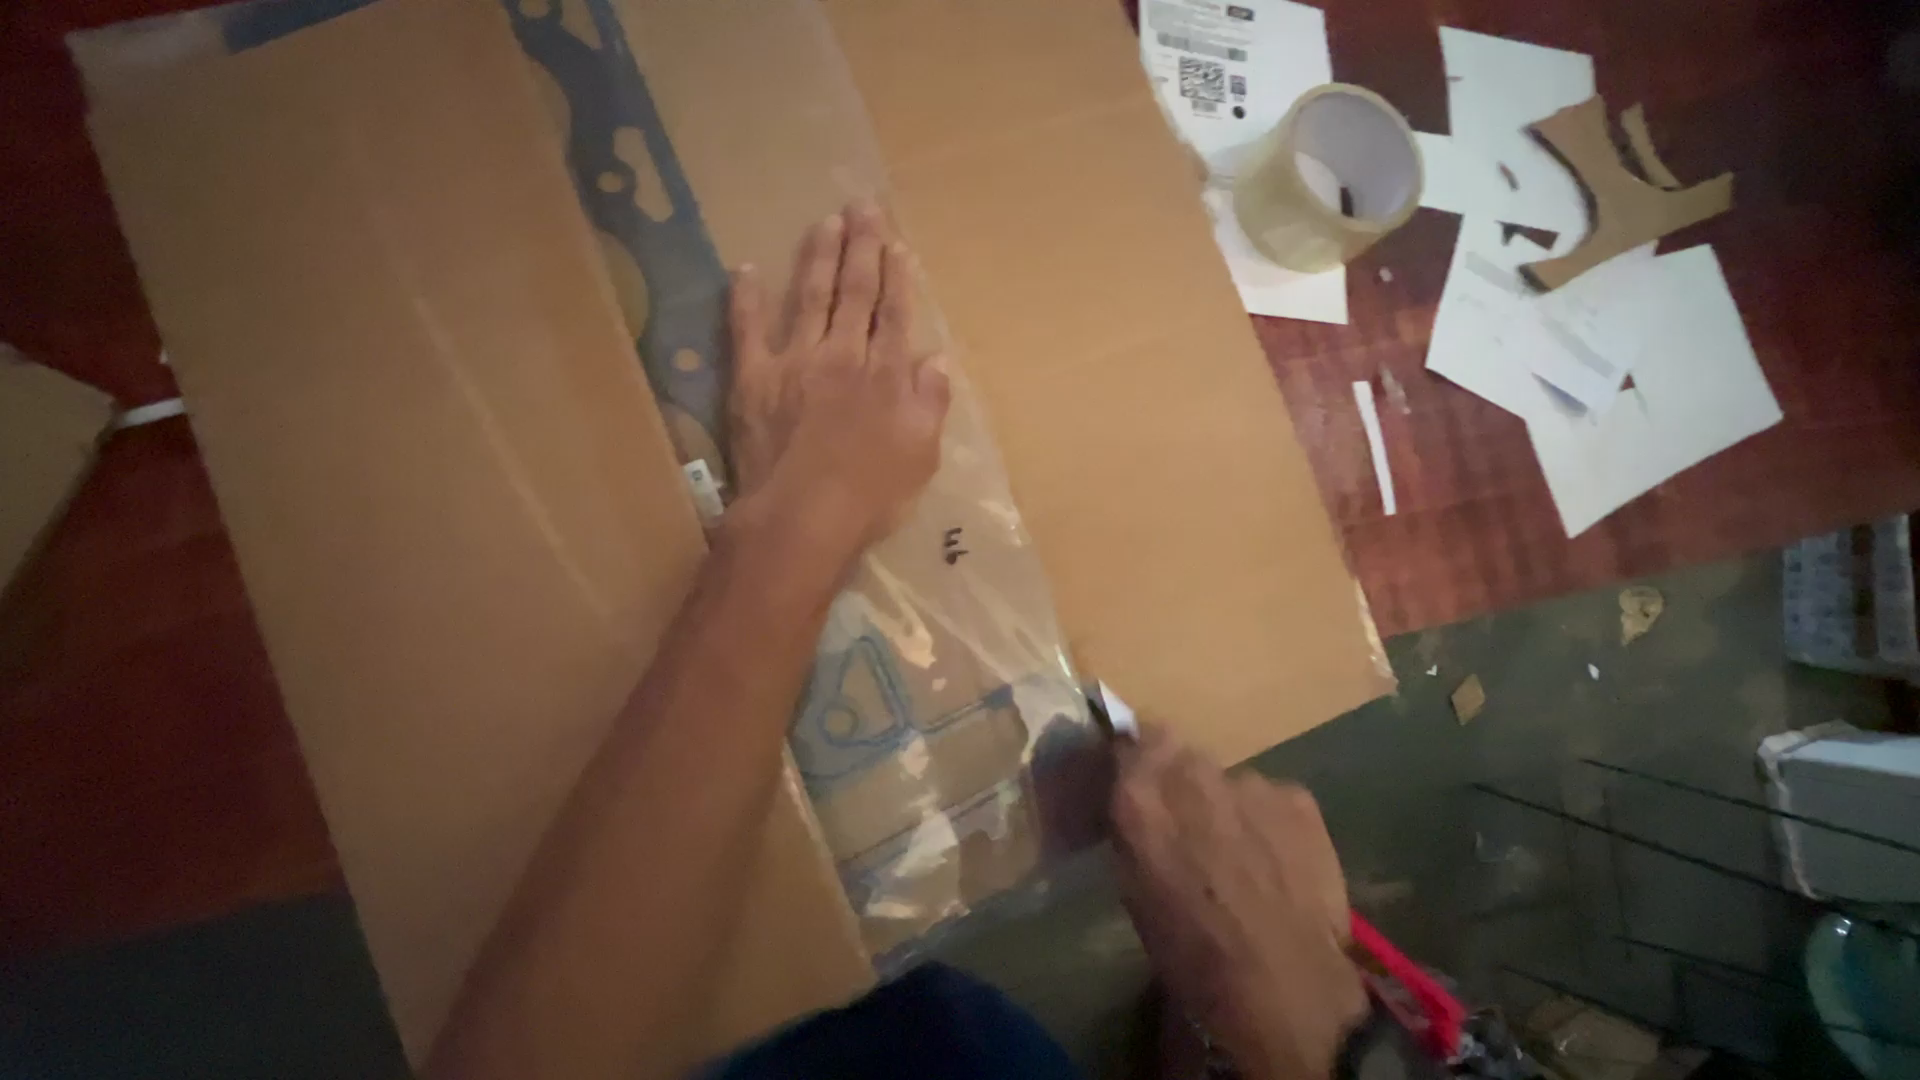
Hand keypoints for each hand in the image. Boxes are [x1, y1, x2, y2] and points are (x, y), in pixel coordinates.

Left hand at [724, 200, 949, 563]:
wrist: (801, 518)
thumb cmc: (870, 496)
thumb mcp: (921, 456)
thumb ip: (930, 403)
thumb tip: (938, 359)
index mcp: (886, 376)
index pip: (895, 315)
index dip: (898, 278)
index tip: (898, 244)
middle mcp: (843, 356)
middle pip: (855, 293)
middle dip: (862, 248)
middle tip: (863, 207)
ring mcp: (795, 362)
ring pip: (810, 298)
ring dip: (818, 257)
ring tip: (826, 222)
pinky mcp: (753, 379)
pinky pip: (746, 329)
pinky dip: (745, 299)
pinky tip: (743, 270)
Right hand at [1112, 729, 1367, 1079]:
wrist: (1284, 985)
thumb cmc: (1190, 950)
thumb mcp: (1133, 887)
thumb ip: (1132, 829)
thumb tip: (1135, 809)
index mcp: (1139, 796)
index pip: (1127, 741)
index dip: (1135, 760)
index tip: (1137, 779)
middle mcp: (1190, 773)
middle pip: (1179, 752)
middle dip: (1181, 779)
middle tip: (1190, 821)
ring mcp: (1247, 780)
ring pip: (1228, 779)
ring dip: (1227, 805)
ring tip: (1242, 853)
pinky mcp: (1296, 796)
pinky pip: (1272, 798)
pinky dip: (1270, 822)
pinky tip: (1278, 862)